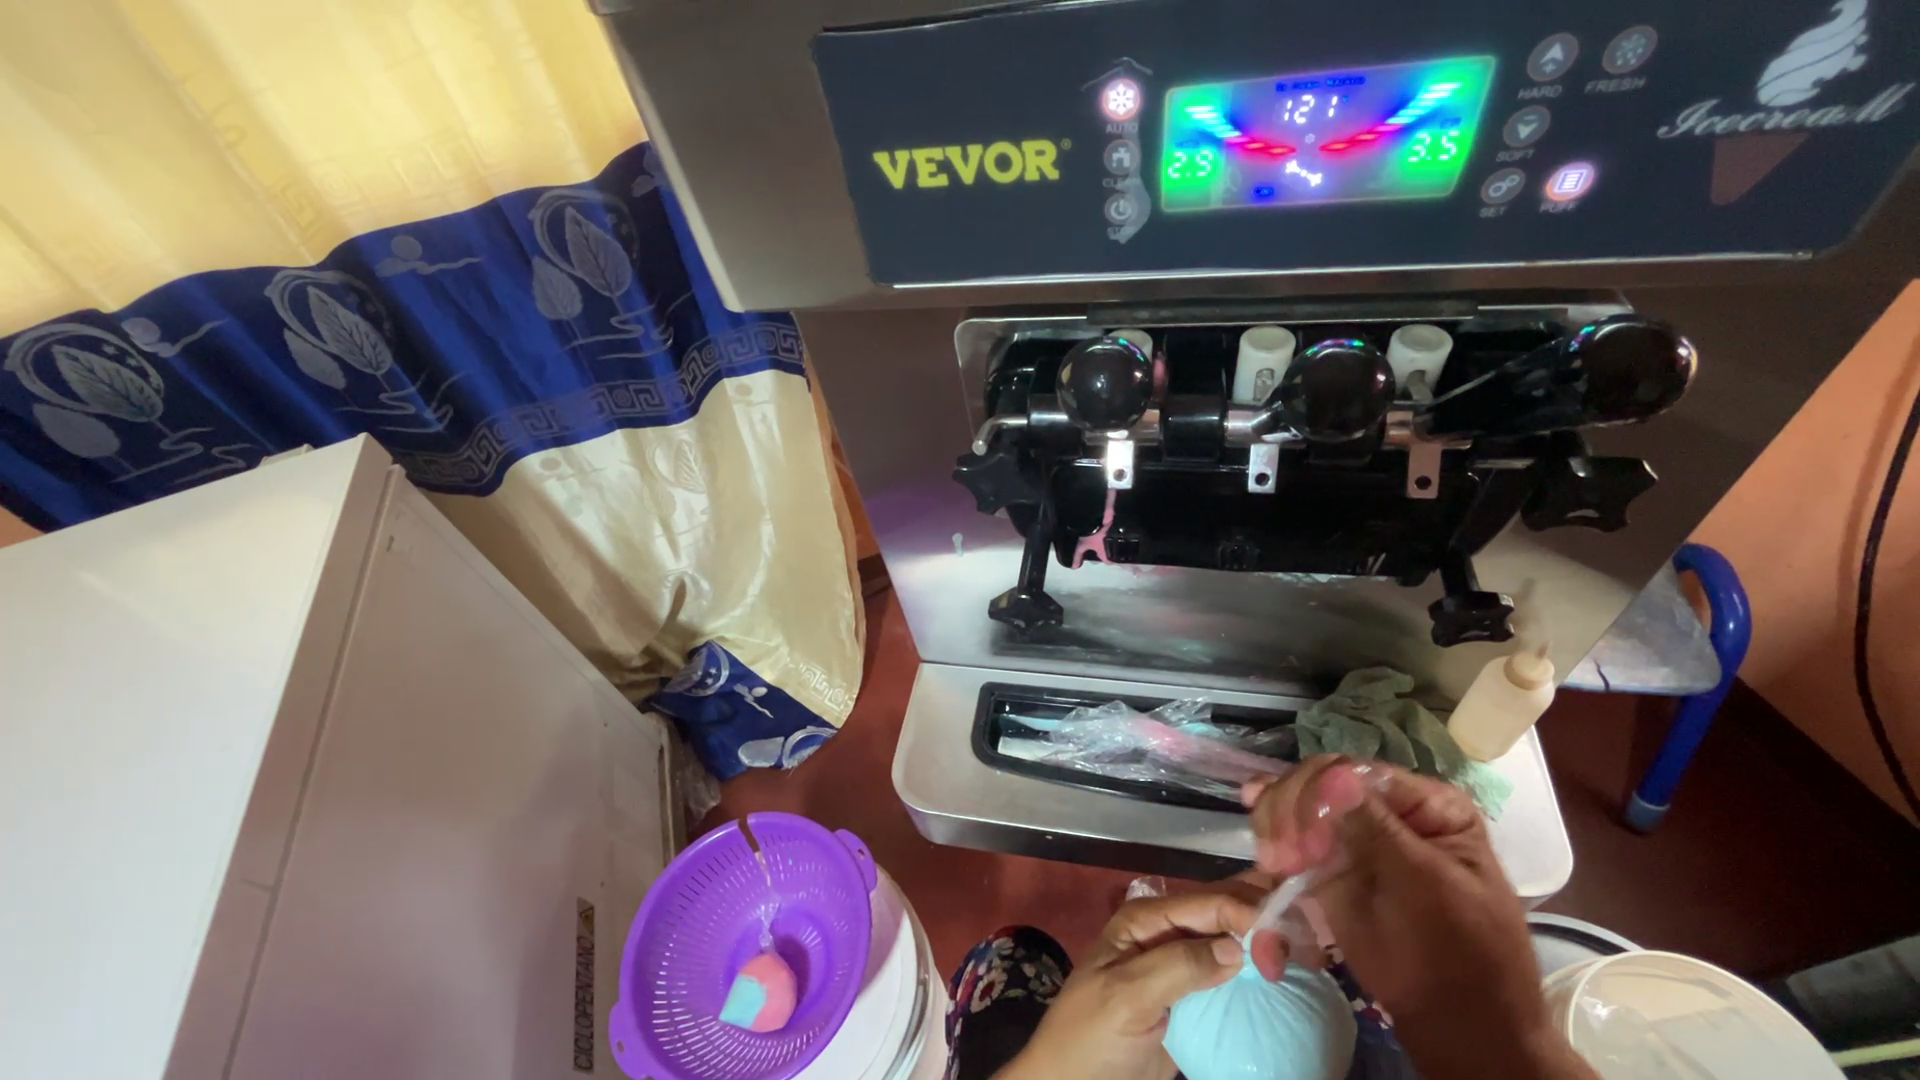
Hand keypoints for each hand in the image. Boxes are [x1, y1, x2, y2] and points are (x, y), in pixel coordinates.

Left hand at [994, 875, 1288, 1079]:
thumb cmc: (1089, 1036)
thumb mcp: (1125, 997)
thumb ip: (1177, 967)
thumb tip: (1237, 947)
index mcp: (1146, 920)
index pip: (1206, 903)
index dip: (1247, 915)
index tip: (1282, 945)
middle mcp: (1168, 933)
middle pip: (1225, 912)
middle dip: (1267, 917)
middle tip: (1311, 939)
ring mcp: (1184, 966)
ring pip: (1234, 941)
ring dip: (1270, 941)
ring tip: (1313, 952)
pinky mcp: (1196, 1000)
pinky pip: (1234, 979)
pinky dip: (1261, 976)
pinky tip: (1291, 978)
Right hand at [1244, 758, 1597, 1079]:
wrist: (1456, 1025)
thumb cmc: (1460, 954)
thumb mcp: (1427, 887)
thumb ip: (1378, 829)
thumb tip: (1335, 773)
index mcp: (1424, 803)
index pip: (1354, 773)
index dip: (1316, 797)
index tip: (1301, 844)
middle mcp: (1383, 809)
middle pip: (1316, 783)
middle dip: (1288, 812)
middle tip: (1276, 858)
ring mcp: (1352, 837)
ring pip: (1294, 806)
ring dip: (1273, 824)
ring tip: (1271, 861)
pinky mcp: (1326, 866)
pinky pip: (1289, 840)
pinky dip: (1269, 843)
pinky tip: (1259, 848)